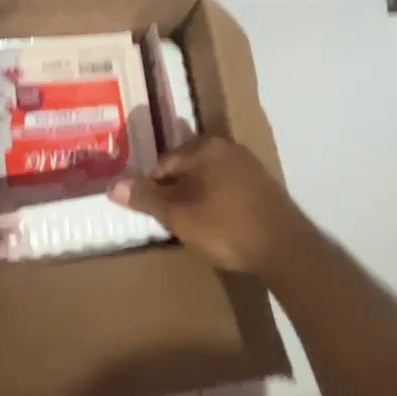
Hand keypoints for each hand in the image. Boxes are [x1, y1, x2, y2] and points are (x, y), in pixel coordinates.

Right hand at [108, 137, 314, 276]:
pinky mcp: (262, 184)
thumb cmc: (225, 228)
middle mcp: (227, 147)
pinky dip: (216, 199)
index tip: (147, 210)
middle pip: (187, 166)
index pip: (164, 162)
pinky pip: (227, 186)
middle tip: (166, 217)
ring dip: (196, 194)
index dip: (150, 186)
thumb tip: (112, 186)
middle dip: (174, 189)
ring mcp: (248, 164)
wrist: (285, 248)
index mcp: (205, 147)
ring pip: (208, 176)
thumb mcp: (179, 216)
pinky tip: (216, 221)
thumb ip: (146, 199)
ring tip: (189, 222)